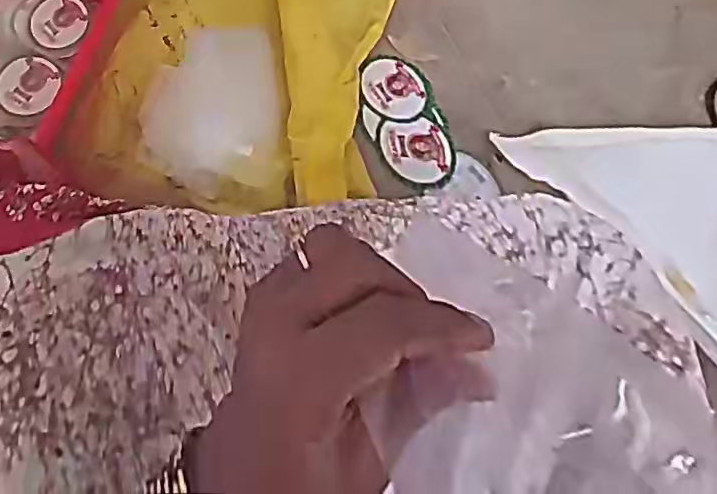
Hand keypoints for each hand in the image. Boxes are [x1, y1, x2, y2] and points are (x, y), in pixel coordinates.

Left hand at [187, 225, 493, 493]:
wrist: (239, 485)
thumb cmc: (299, 489)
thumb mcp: (365, 468)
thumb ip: (414, 407)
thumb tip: (473, 369)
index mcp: (296, 373)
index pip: (381, 321)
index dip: (437, 324)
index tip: (477, 337)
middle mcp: (272, 321)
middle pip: (352, 263)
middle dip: (403, 291)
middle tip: (435, 334)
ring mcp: (262, 302)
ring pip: (330, 247)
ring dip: (373, 276)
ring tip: (401, 323)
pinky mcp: (262, 297)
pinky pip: (312, 261)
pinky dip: (347, 276)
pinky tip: (367, 317)